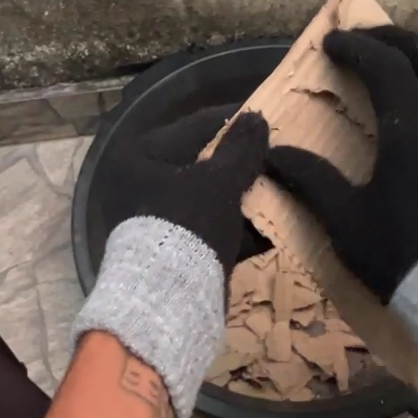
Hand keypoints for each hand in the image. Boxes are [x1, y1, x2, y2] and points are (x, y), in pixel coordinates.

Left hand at [98, 105, 268, 266]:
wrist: (169, 301)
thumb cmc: (187, 225)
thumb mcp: (220, 182)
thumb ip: (241, 149)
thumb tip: (256, 118)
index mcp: (141, 155)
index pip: (196, 126)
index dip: (234, 121)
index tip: (264, 117)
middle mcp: (140, 181)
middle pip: (201, 161)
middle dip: (239, 163)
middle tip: (274, 155)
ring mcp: (153, 217)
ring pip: (207, 196)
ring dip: (240, 194)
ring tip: (277, 186)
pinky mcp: (170, 248)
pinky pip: (208, 227)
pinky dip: (235, 226)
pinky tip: (269, 228)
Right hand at [264, 26, 417, 300]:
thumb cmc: (405, 254)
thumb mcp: (346, 220)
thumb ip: (311, 180)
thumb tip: (272, 154)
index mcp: (411, 125)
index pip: (382, 63)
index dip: (354, 47)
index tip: (330, 42)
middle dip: (395, 39)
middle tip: (367, 39)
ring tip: (395, 75)